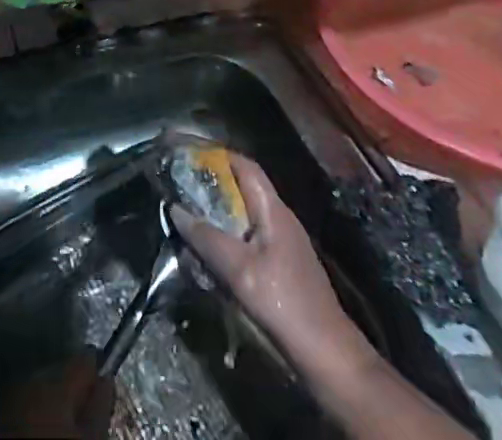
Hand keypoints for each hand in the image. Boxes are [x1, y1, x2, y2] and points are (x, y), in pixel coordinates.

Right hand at [169, 153, 361, 354]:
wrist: (324, 349)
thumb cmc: (283, 302)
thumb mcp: (239, 270)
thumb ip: (207, 239)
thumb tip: (177, 209)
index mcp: (273, 209)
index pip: (245, 166)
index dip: (216, 154)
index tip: (186, 152)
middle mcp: (278, 217)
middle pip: (242, 187)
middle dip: (210, 183)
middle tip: (178, 185)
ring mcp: (280, 241)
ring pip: (242, 214)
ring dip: (215, 212)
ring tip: (185, 215)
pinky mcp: (278, 263)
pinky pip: (245, 237)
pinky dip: (223, 236)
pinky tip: (205, 252)